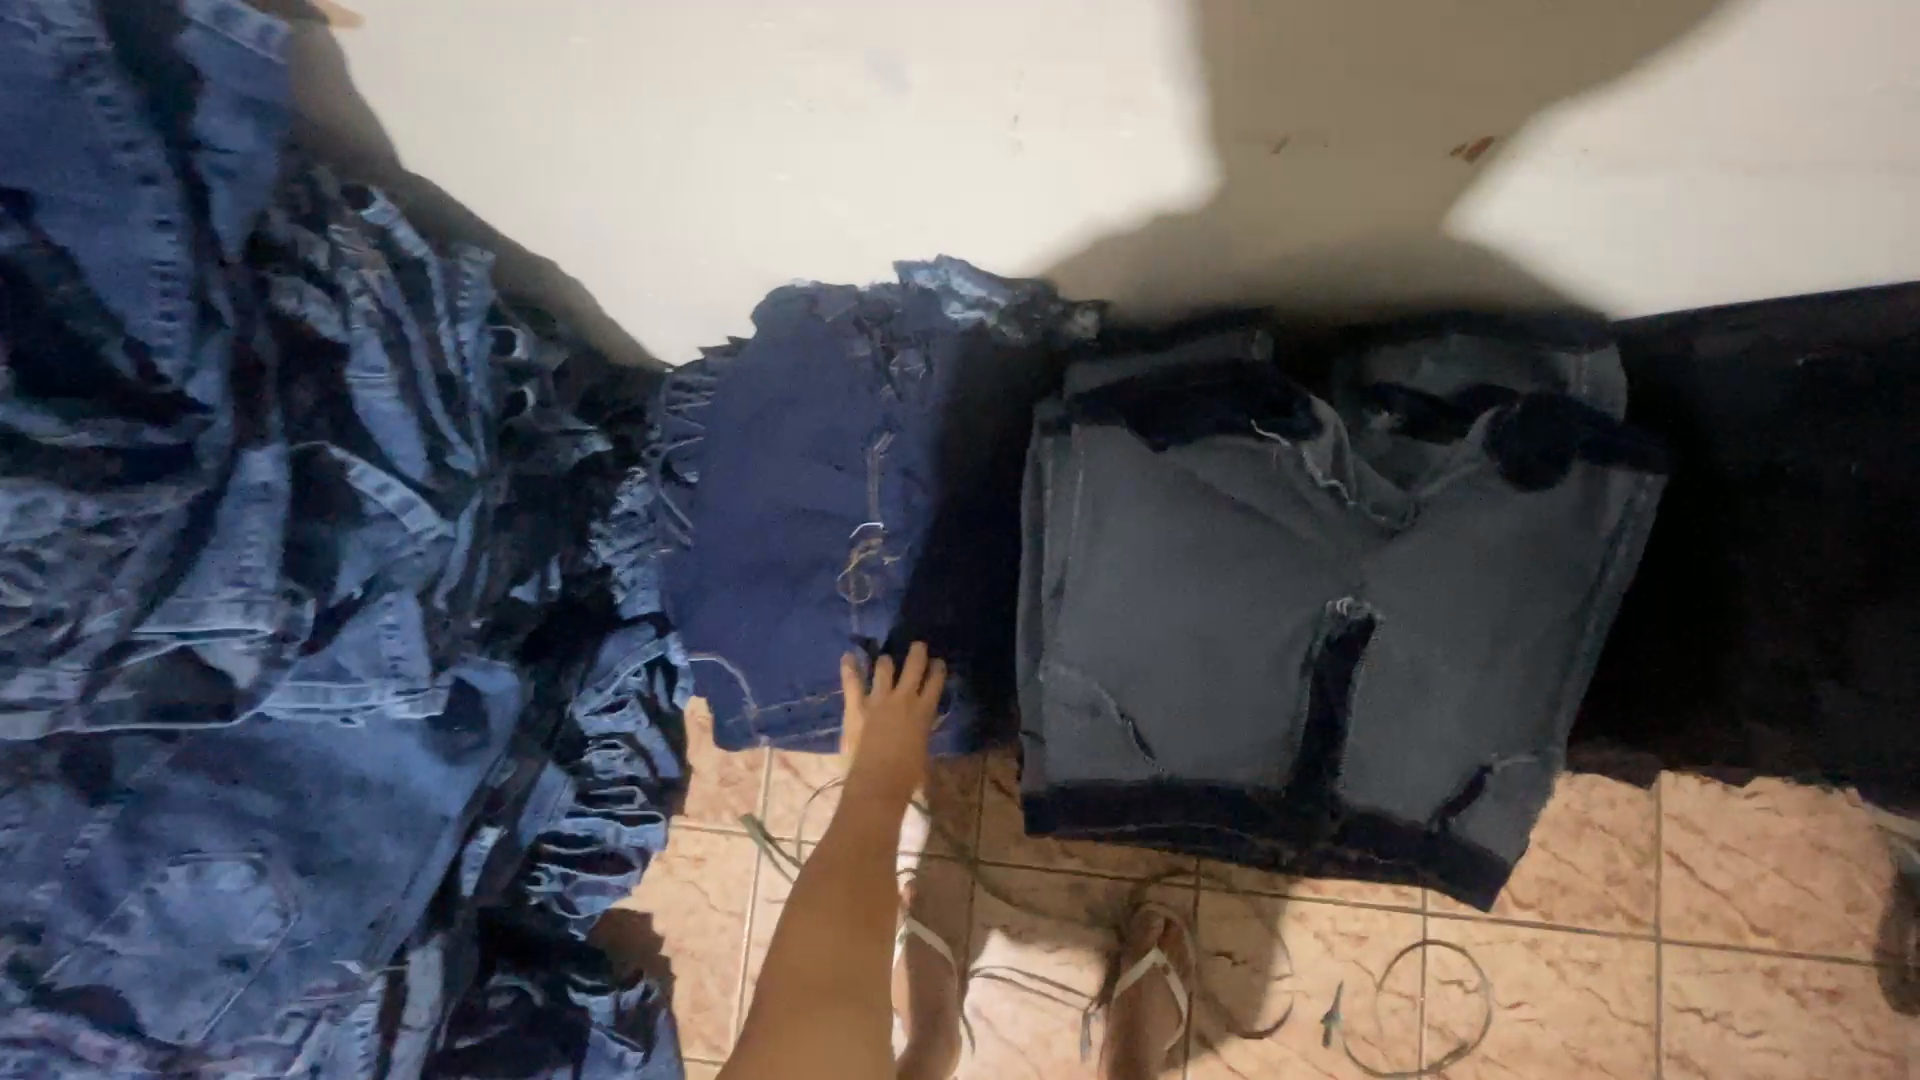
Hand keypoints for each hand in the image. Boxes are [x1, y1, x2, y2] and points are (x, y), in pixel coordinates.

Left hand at [839, 642, 945, 802]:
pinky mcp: (857, 705)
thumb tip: (922, 725)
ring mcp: (879, 699)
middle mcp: (904, 698)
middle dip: (917, 653)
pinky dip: (850, 667)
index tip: (938, 662)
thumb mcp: (923, 749)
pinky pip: (852, 681)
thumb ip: (922, 731)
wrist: (878, 781)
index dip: (938, 669)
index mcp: (924, 711)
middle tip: (918, 645)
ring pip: (885, 668)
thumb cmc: (907, 775)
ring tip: (886, 658)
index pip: (935, 682)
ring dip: (886, 661)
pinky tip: (847, 656)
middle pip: (914, 666)